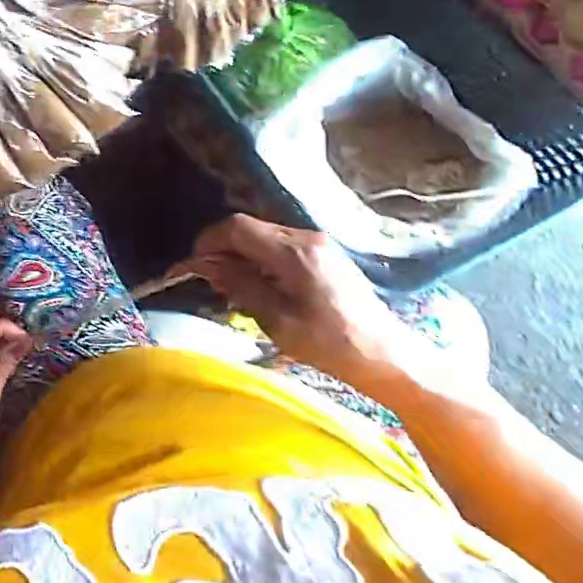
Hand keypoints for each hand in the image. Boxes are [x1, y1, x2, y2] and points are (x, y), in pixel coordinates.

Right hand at [174, 215, 421, 398]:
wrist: (387, 355)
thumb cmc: (331, 344)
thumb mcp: (277, 320)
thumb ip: (240, 285)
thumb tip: (207, 264)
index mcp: (294, 252)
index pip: (237, 227)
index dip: (209, 241)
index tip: (195, 264)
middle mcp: (306, 237)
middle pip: (249, 228)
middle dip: (223, 249)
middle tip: (213, 282)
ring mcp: (318, 243)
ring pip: (263, 235)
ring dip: (242, 255)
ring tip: (235, 289)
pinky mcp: (324, 253)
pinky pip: (280, 245)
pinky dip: (261, 259)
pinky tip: (260, 286)